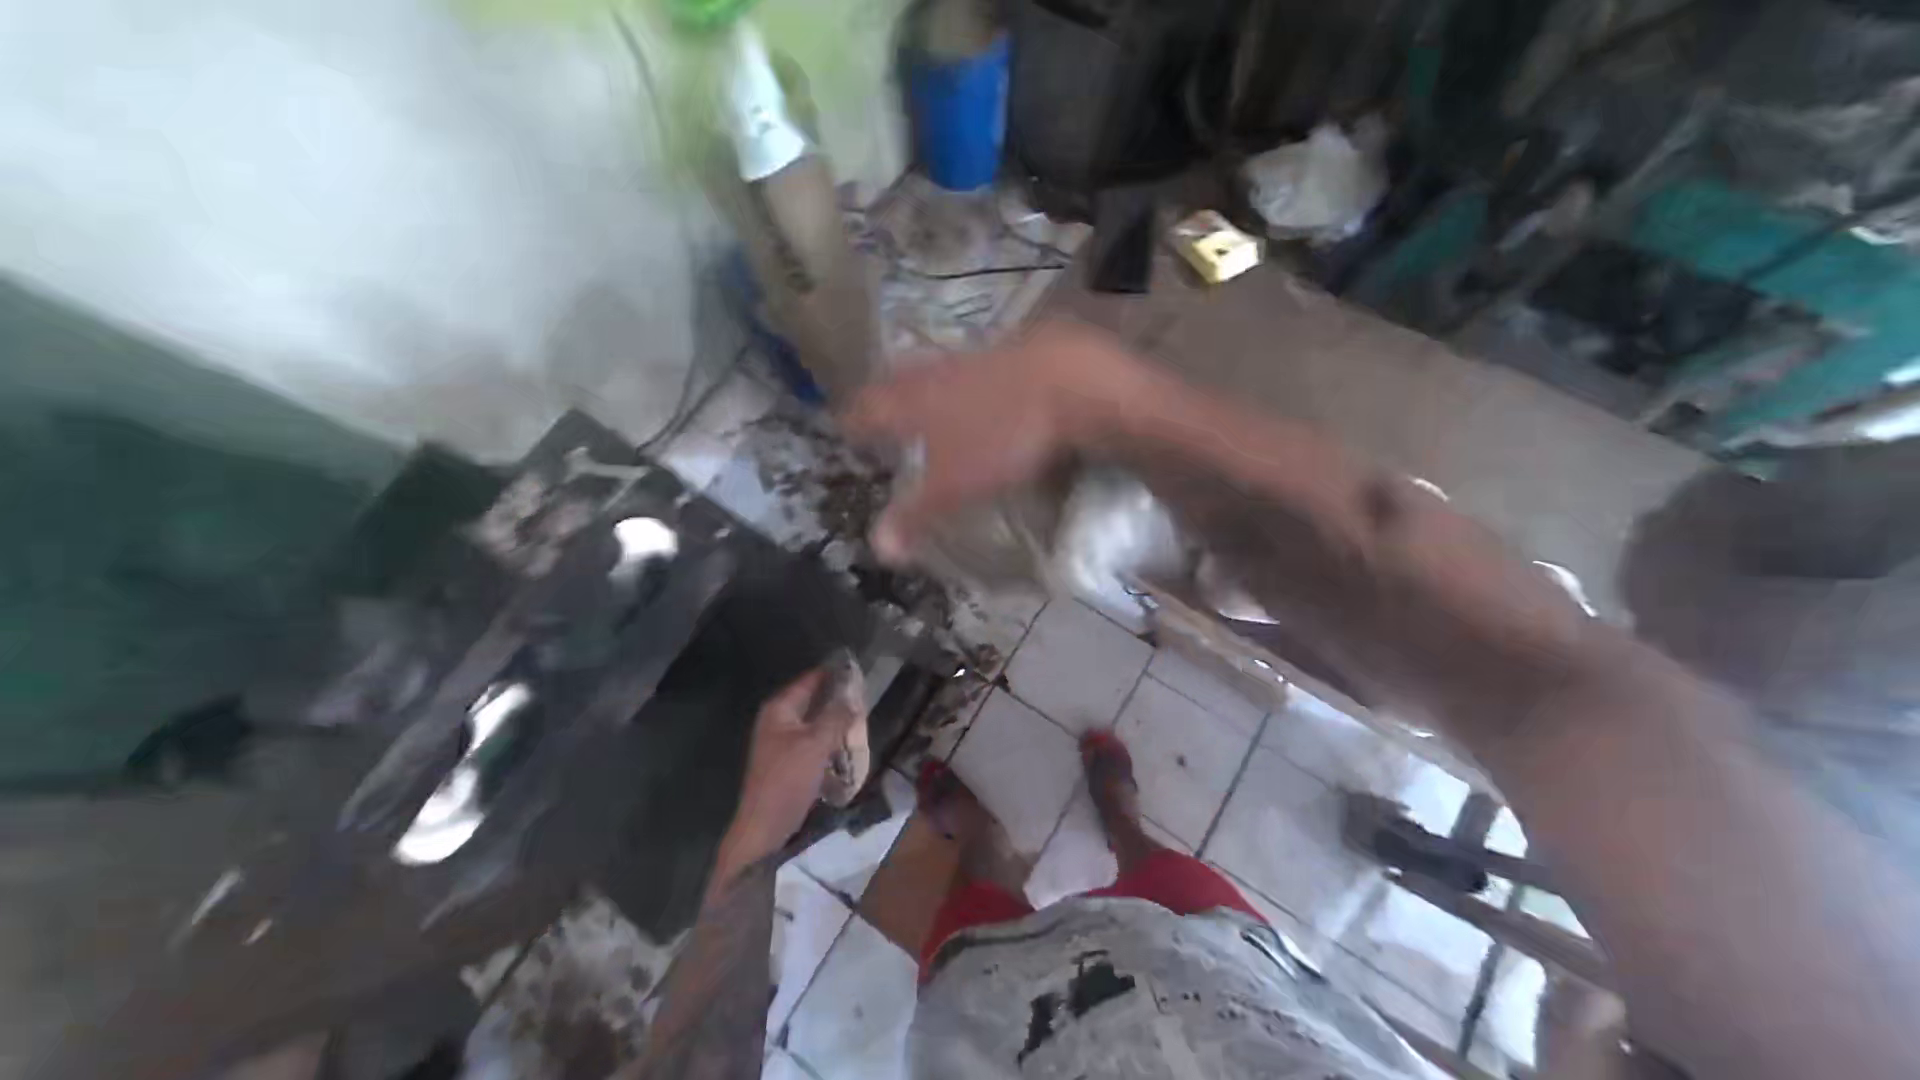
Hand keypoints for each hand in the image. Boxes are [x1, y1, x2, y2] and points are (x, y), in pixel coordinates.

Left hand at [711, 667, 863, 891]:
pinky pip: (815, 742)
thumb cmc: (787, 779)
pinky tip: (850, 744)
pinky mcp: (790, 762)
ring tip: (863, 718)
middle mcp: (779, 721)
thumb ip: (836, 717)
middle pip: (813, 701)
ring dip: (836, 721)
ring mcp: (783, 742)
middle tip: (868, 696)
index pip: (810, 680)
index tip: (860, 669)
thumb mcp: (816, 744)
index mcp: (779, 710)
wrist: (765, 828)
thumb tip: (855, 696)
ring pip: (816, 723)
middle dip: (838, 699)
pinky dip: (831, 740)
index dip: (833, 674)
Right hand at [841, 321, 1160, 563]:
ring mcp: (978, 357)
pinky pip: (979, 366)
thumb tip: (879, 547)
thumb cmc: (1003, 437)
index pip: (868, 408)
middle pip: (899, 379)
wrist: (1072, 383)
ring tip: (927, 399)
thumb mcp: (955, 487)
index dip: (853, 419)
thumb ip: (915, 515)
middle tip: (879, 408)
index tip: (843, 427)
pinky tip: (986, 389)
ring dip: (928, 384)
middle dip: (886, 395)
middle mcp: (939, 373)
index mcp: (914, 402)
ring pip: (939, 369)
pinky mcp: (1015, 351)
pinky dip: (972, 380)